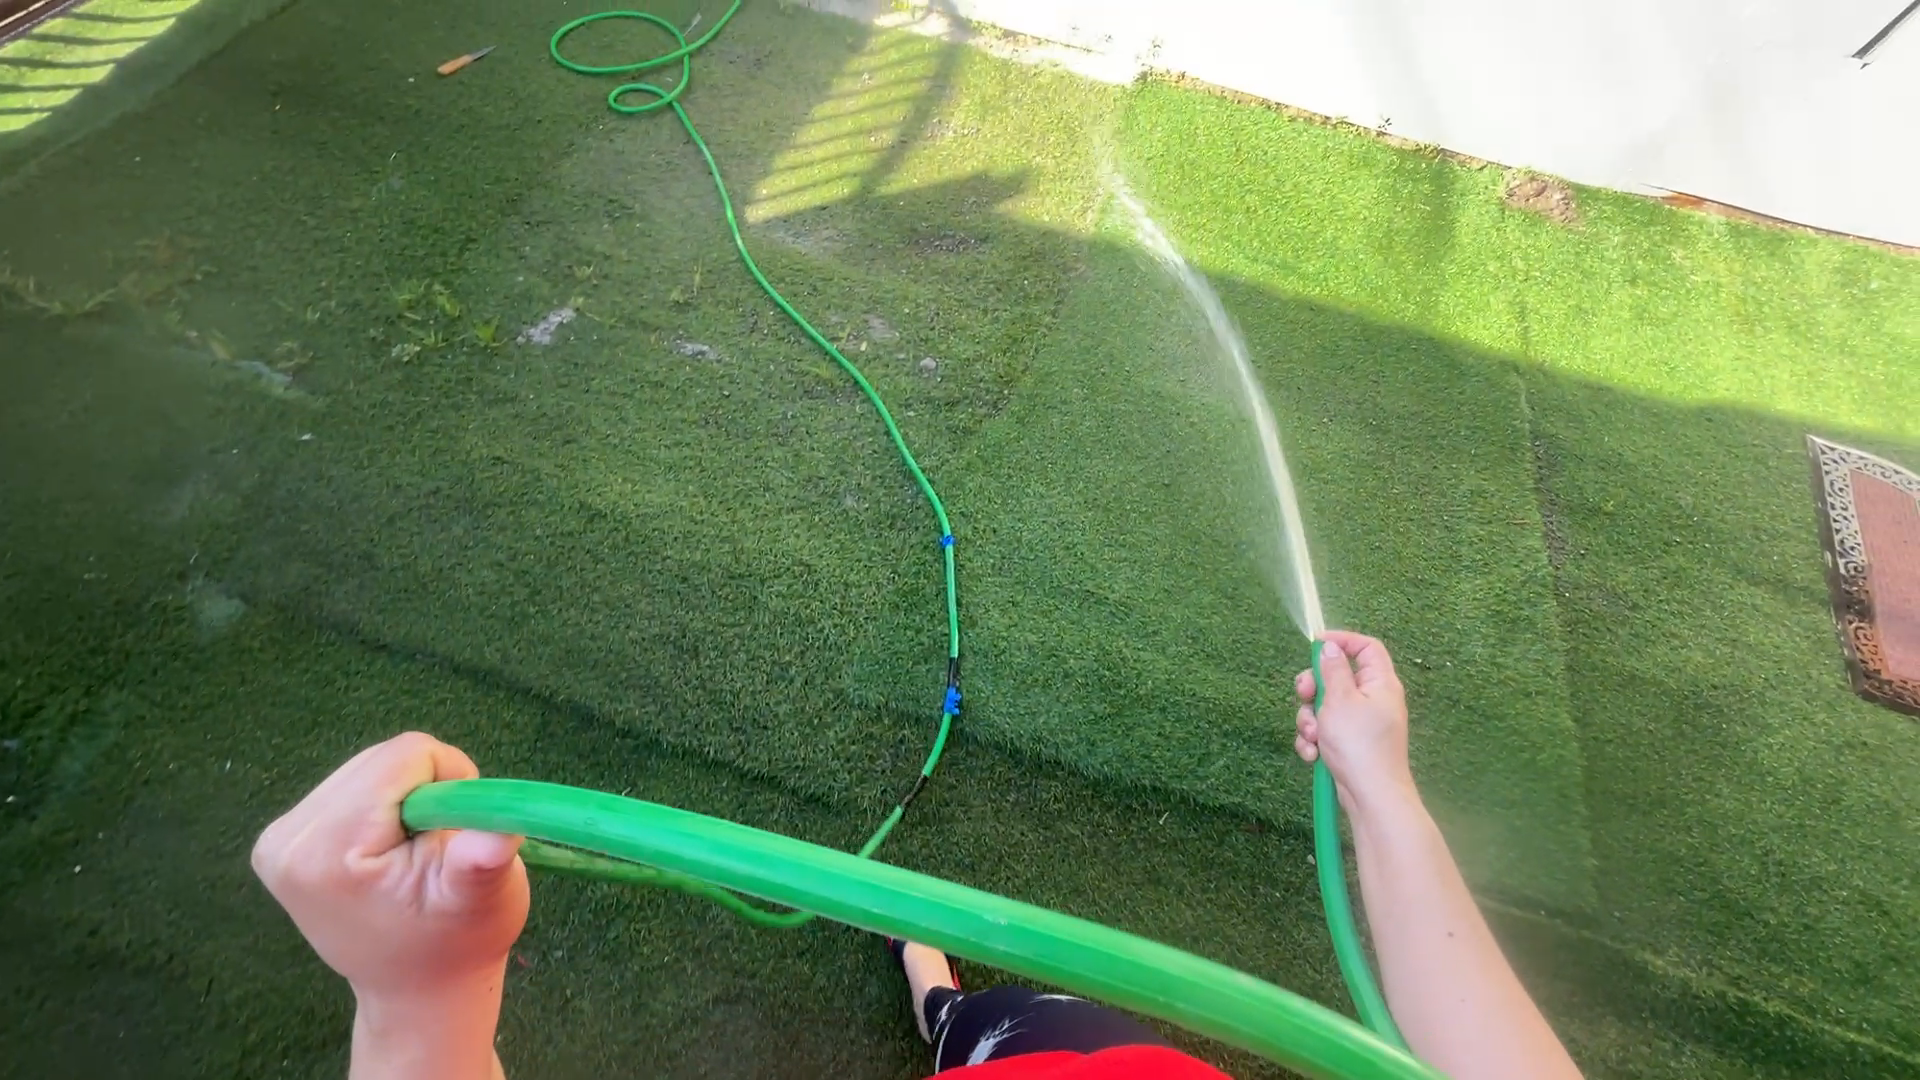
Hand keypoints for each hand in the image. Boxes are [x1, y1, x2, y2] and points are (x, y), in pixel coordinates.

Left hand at [252, 732, 528, 1003]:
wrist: (419, 984)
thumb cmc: (457, 940)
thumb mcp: (481, 899)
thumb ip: (479, 861)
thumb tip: (498, 836)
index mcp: (326, 850)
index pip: (406, 755)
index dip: (453, 779)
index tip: (455, 832)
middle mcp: (288, 837)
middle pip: (388, 756)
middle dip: (432, 787)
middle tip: (440, 843)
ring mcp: (282, 837)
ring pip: (377, 762)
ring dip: (415, 794)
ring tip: (421, 847)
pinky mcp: (289, 835)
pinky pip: (362, 778)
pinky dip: (394, 800)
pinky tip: (397, 845)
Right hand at [1293, 631, 1417, 817]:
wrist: (1370, 795)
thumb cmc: (1358, 743)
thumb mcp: (1339, 699)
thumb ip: (1332, 669)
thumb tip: (1329, 647)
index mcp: (1379, 684)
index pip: (1366, 648)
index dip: (1342, 640)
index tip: (1314, 644)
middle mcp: (1372, 700)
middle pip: (1336, 676)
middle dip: (1313, 687)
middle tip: (1304, 694)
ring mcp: (1359, 723)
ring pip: (1324, 705)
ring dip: (1309, 719)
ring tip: (1311, 736)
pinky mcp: (1348, 742)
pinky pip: (1324, 729)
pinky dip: (1314, 739)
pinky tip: (1312, 753)